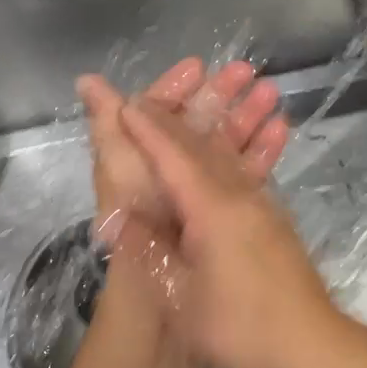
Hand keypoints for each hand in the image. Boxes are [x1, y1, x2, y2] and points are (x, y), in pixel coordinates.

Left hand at [76, 59, 287, 245]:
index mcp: (136, 161)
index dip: (174, 89)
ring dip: (245, 117)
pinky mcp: (224, 218)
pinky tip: (280, 130)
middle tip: (247, 72)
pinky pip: (245, 177)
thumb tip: (86, 80)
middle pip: (193, 125)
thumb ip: (108, 124)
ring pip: (222, 146)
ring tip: (272, 94)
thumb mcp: (119, 168)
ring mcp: (196, 196)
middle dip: (218, 96)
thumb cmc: (141, 225)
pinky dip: (262, 152)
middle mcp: (165, 175)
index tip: (201, 68)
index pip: (152, 114)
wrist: (162, 299)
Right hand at [118, 99, 342, 367]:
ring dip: (208, 124)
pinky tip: (253, 131)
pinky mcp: (272, 219)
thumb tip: (120, 219)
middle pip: (200, 147)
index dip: (147, 130)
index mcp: (212, 211)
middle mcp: (238, 197)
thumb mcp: (182, 302)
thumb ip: (151, 255)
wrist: (314, 344)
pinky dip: (238, 146)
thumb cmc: (243, 328)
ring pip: (227, 155)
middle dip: (170, 120)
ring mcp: (260, 206)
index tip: (125, 105)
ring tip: (197, 94)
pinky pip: (247, 171)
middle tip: (142, 100)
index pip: (173, 157)